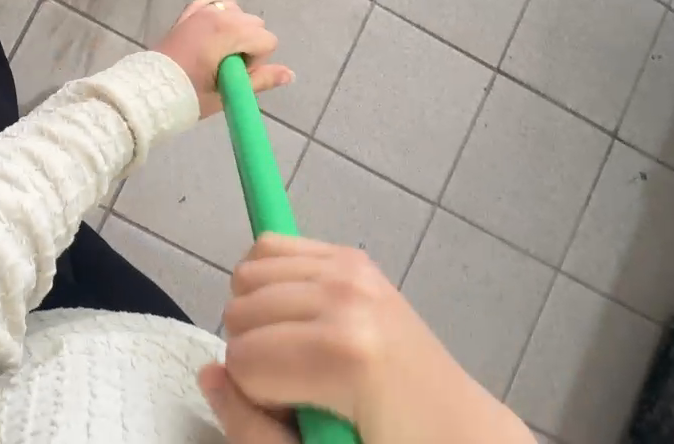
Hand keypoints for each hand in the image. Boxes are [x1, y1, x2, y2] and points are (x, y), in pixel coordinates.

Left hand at [154, 0, 292, 118]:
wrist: (151, 88)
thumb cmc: (190, 93)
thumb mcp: (227, 92)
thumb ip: (260, 80)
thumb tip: (290, 74)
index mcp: (229, 31)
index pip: (267, 39)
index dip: (256, 60)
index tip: (235, 74)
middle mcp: (218, 13)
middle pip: (255, 24)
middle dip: (247, 44)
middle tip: (224, 67)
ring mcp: (202, 10)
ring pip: (238, 12)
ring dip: (235, 30)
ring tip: (215, 53)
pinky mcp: (191, 11)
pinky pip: (217, 1)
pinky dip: (221, 12)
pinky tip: (214, 31)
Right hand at [212, 235, 535, 443]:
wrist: (464, 433)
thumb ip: (254, 433)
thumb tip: (210, 375)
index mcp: (345, 353)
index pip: (243, 360)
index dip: (259, 401)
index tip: (303, 421)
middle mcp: (345, 294)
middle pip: (240, 311)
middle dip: (255, 357)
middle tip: (300, 391)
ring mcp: (350, 268)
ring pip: (246, 276)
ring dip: (258, 319)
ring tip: (301, 355)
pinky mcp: (350, 255)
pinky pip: (269, 248)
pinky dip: (267, 282)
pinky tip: (299, 318)